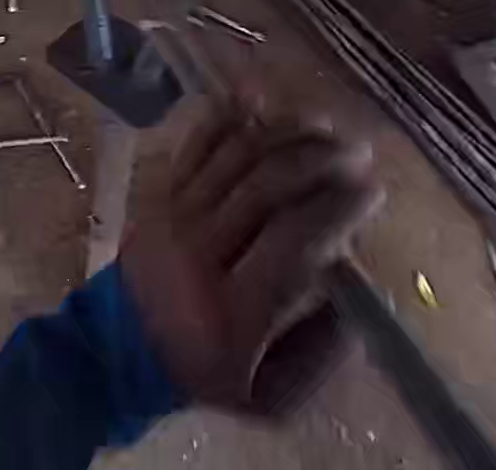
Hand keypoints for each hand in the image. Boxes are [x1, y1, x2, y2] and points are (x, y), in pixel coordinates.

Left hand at [120, 113, 381, 416]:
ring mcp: (174, 213)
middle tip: (358, 149)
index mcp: (235, 305)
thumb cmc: (205, 370)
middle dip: (315, 160)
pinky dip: (220, 121)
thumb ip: (321, 353)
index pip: (292, 239)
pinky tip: (249, 98)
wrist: (122, 341)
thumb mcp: (273, 397)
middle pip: (261, 187)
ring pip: (228, 159)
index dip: (335, 207)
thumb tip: (351, 288)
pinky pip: (191, 150)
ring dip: (277, 134)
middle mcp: (201, 247)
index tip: (374, 188)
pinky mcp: (160, 195)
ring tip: (320, 122)